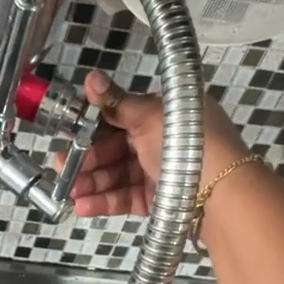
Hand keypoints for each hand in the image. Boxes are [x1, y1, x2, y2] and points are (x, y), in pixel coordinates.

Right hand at [65, 72, 246, 216]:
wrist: (221, 194)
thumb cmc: (185, 144)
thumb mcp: (149, 116)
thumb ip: (116, 102)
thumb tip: (90, 77)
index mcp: (165, 113)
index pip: (121, 117)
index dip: (94, 126)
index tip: (70, 134)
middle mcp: (163, 140)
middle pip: (116, 148)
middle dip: (86, 158)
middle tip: (61, 166)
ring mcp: (161, 171)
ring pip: (117, 175)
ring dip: (91, 182)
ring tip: (68, 191)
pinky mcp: (159, 199)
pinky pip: (126, 198)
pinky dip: (104, 201)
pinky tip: (82, 206)